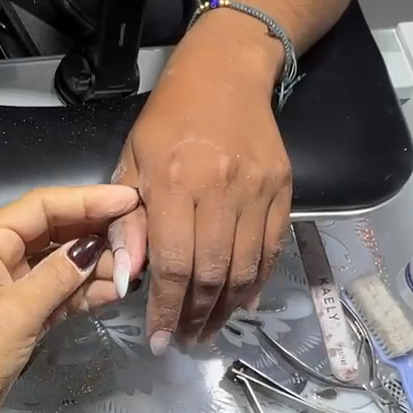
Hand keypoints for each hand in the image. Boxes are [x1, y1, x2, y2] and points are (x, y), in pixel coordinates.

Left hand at [0, 185, 137, 412]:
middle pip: (56, 232)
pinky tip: (115, 292)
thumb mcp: (14, 314)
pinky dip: (84, 294)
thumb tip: (95, 247)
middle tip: (140, 242)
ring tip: (135, 270)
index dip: (88, 199)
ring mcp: (11, 287)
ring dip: (96, 267)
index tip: (130, 200)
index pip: (43, 207)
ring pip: (61, 265)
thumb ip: (57, 277)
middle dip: (97, 235)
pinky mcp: (21, 316)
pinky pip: (58, 295)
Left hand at [108, 11, 291, 350]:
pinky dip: (257, 283)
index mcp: (175, 183)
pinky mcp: (284, 189)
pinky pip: (271, 249)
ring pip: (245, 269)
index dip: (164, 309)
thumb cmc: (168, 121)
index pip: (170, 264)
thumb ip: (128, 224)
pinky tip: (242, 304)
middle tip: (184, 340)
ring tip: (209, 330)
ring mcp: (258, 190)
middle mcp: (221, 189)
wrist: (227, 72)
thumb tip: (129, 280)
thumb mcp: (131, 165)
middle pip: (211, 274)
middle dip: (196, 316)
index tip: (158, 341)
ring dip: (227, 309)